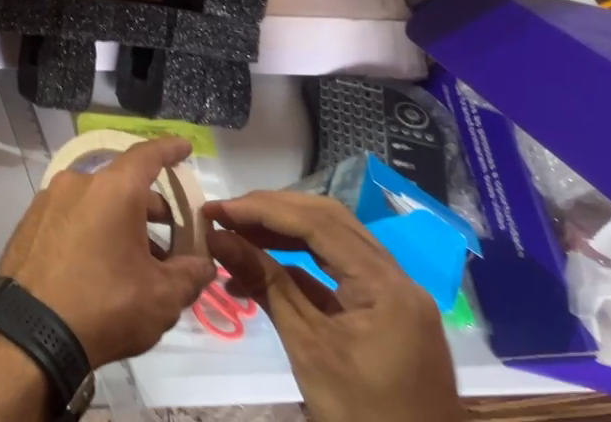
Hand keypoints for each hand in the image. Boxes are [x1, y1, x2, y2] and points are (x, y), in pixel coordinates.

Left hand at [0, 137, 214, 366]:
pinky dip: (96, 229)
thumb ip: (189, 274)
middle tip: (177, 238)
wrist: (31, 327)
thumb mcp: (162, 296)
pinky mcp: (30, 222)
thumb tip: (202, 264)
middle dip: (152, 208)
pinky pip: (73, 216)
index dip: (168, 150)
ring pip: (97, 203)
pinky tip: (108, 264)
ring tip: (145, 261)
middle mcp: (76, 184)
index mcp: (111, 190)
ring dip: (124, 223)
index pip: (146, 157)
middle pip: (123, 186)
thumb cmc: (105, 304)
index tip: (183, 146)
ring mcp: (47, 201)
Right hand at [205, 192, 463, 421]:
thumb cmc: (362, 412)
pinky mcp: (383, 313)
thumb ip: (264, 283)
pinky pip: (336, 271)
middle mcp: (396, 279)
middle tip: (222, 216)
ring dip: (280, 233)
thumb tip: (215, 237)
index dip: (261, 210)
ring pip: (332, 242)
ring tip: (234, 237)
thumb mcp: (306, 346)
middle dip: (271, 212)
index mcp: (386, 285)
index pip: (317, 223)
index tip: (214, 211)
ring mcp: (393, 296)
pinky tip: (259, 271)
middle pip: (329, 221)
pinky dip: (296, 263)